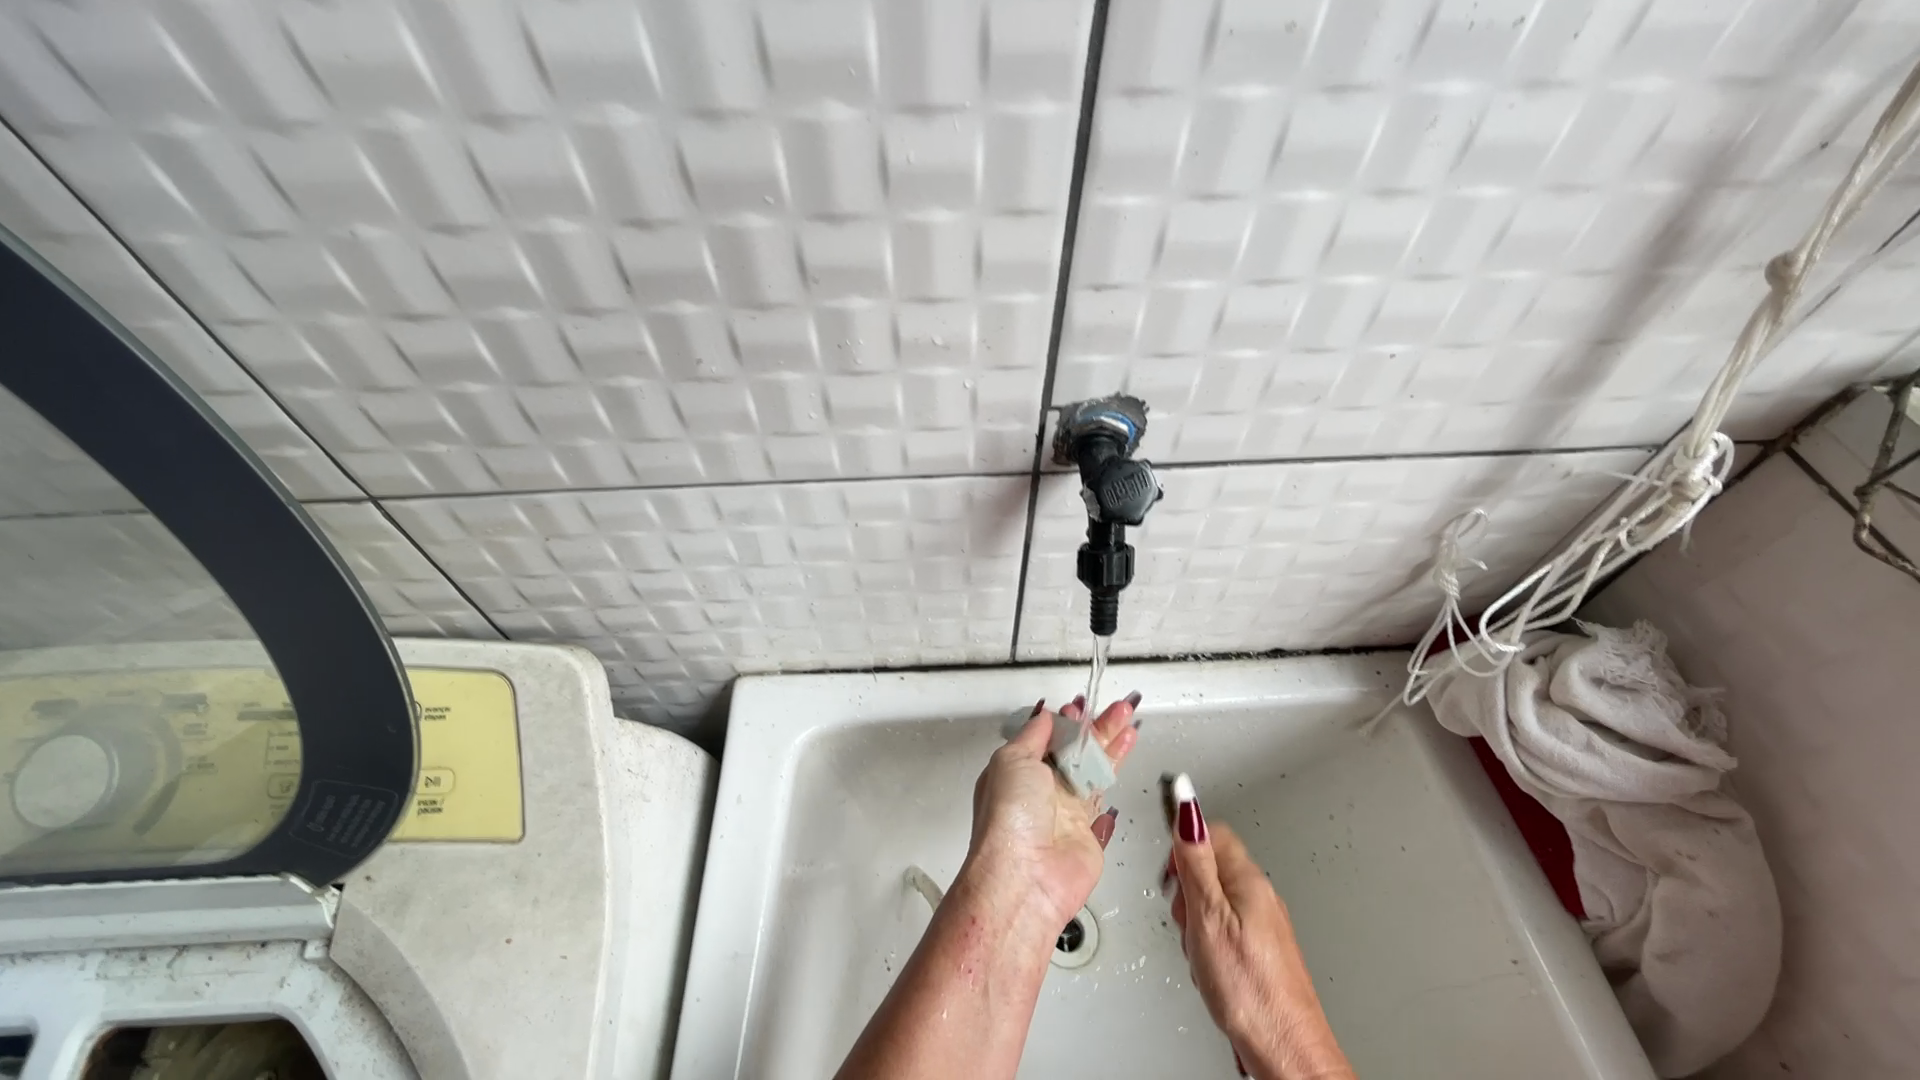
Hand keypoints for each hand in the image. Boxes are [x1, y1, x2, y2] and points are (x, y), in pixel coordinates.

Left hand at [958, 697, 1138, 935]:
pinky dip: (1114, 778)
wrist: (1026, 878)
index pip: (1047, 738)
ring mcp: (1065, 811)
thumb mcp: (1012, 760)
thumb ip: (1033, 735)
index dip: (1066, 721)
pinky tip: (1122, 758)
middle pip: (1076, 751)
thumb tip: (1043, 715)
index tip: (1082, 705)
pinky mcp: (1088, 832)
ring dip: (1111, 746)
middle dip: (1099, 728)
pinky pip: (1103, 799)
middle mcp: (1041, 790)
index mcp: (1018, 770)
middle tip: (1120, 709)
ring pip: (1093, 769)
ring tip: (1129, 722)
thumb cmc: (1009, 821)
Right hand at [1171, 783, 1354, 1079]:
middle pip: (1210, 865)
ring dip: (1194, 918)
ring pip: (1213, 899)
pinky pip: (1222, 927)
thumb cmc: (1250, 990)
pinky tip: (1208, 964)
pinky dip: (1207, 941)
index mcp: (1249, 880)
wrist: (1285, 1049)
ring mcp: (1262, 923)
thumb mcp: (1207, 916)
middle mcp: (1260, 895)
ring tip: (1197, 946)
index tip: (1168, 867)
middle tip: (1184, 915)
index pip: (1212, 830)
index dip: (1184, 842)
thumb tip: (1187, 808)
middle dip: (1186, 887)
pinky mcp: (1260, 949)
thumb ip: (1194, 862)